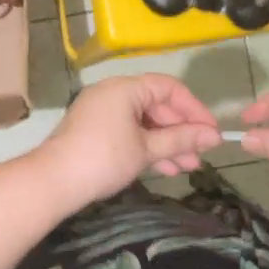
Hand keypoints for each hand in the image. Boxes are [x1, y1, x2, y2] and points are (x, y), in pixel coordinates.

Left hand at [35, 74, 221, 205]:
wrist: (54, 181)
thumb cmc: (104, 158)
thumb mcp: (146, 149)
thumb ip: (181, 140)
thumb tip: (214, 136)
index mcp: (124, 88)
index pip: (169, 88)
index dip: (194, 109)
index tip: (211, 133)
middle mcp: (111, 93)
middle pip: (156, 105)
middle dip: (181, 131)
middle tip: (201, 155)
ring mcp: (100, 112)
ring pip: (143, 122)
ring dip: (167, 143)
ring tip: (188, 167)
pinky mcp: (93, 131)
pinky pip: (128, 132)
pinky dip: (146, 147)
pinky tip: (164, 169)